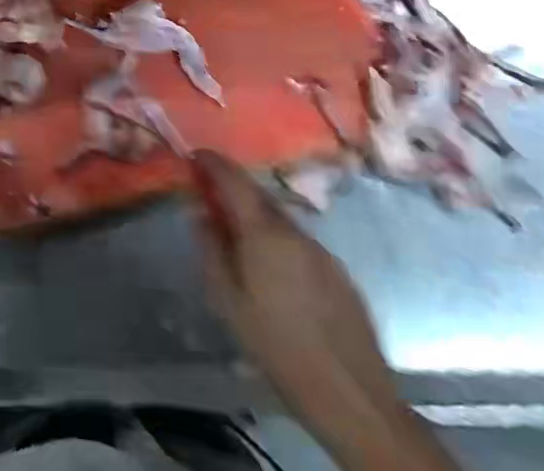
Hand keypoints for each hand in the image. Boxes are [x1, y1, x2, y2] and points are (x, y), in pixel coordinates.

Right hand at [189, 151, 407, 435]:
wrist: (347, 390)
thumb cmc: (274, 344)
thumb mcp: (227, 299)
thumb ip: (211, 249)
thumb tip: (199, 213)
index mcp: (264, 233)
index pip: (236, 181)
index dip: (214, 163)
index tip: (196, 154)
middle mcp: (295, 231)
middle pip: (260, 197)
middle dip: (233, 189)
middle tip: (209, 196)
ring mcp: (322, 250)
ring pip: (281, 221)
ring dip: (256, 217)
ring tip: (236, 236)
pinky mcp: (338, 271)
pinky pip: (299, 242)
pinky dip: (278, 239)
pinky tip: (272, 269)